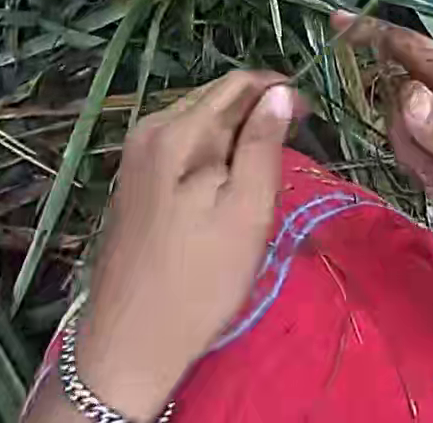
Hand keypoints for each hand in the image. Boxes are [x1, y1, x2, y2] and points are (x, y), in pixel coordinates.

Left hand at [72, 72, 294, 419]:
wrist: (126, 349)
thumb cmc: (199, 279)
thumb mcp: (247, 208)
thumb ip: (263, 141)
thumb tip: (281, 91)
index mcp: (176, 131)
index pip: (237, 83)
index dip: (277, 91)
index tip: (306, 117)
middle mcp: (151, 129)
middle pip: (217, 100)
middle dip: (256, 116)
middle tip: (285, 156)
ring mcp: (137, 154)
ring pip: (202, 122)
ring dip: (236, 137)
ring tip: (258, 176)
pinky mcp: (135, 178)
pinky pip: (184, 145)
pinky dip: (214, 154)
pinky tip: (225, 188)